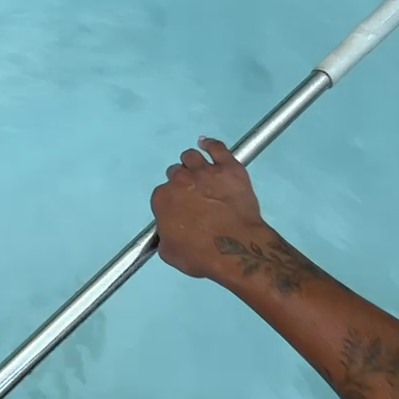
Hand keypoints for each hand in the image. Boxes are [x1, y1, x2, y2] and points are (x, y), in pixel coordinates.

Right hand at [150, 136, 270, 281]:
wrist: (236, 249)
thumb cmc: (202, 255)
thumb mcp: (170, 253)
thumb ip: (164, 236)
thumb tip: (168, 232)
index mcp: (163, 199)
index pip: (162, 195)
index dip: (172, 203)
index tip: (180, 211)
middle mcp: (180, 179)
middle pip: (175, 173)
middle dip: (181, 182)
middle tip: (192, 196)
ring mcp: (205, 171)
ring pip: (191, 157)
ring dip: (191, 163)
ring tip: (198, 172)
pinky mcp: (229, 167)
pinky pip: (216, 147)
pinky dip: (210, 144)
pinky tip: (206, 143)